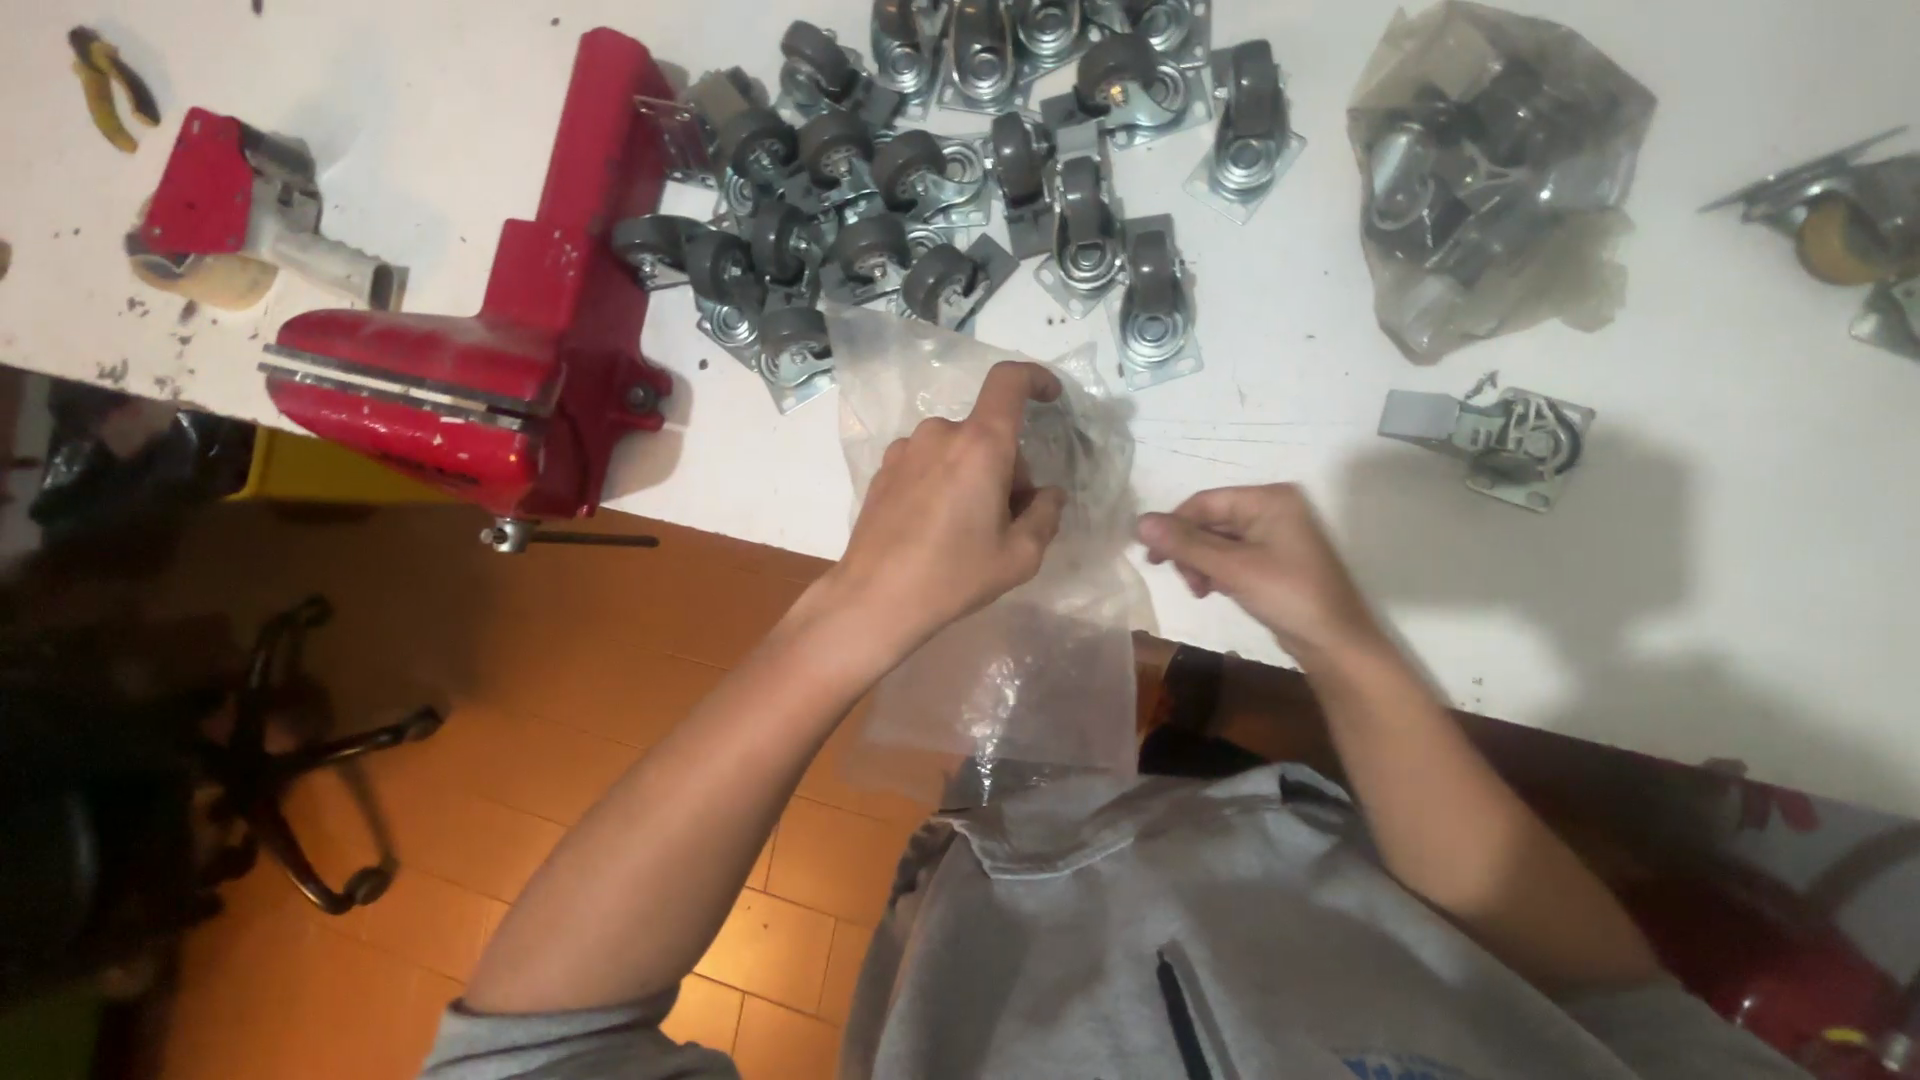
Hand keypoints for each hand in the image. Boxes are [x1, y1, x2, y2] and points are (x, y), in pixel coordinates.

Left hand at [818, 361, 1068, 654]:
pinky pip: (928, 463)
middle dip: (1007, 468)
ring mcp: (905, 450)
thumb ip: (1045, 515)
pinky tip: (935, 528)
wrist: (874, 599)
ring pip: (957, 450)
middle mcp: (940, 434)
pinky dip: (943, 482)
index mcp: (979, 445)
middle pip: (988, 433)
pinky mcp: (883, 471)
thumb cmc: (954, 576)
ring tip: (967, 529)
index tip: (1051, 397)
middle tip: (1007, 521)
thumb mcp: (1020, 556)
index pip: (1009, 382)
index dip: (1035, 378)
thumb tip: (1048, 495)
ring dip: (972, 475)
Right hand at [1136, 484, 1385, 665]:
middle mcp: (1272, 508)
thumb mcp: (1232, 568)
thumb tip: (1139, 522)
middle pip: (1210, 521)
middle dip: (1191, 551)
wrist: (1336, 643)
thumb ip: (1185, 544)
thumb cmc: (1288, 596)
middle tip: (1186, 582)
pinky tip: (1214, 590)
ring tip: (1201, 590)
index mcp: (1268, 499)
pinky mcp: (1274, 558)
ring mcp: (1275, 534)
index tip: (1153, 558)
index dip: (1173, 526)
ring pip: (1217, 541)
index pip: (1204, 502)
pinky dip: (1217, 571)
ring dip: (1201, 564)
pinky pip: (1232, 556)